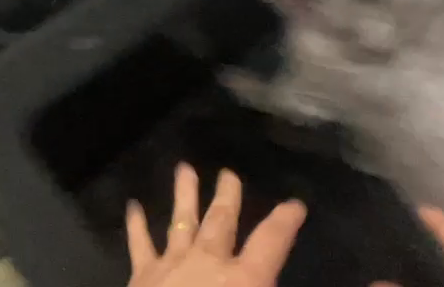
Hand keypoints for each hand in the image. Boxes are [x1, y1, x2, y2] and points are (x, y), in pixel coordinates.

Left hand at [125, 163, 307, 286]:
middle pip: (221, 222)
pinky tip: (132, 205)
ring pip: (180, 221)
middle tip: (227, 172)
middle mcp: (208, 263)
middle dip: (226, 197)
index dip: (284, 222)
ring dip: (183, 195)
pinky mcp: (143, 274)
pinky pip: (139, 243)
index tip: (294, 204)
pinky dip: (136, 223)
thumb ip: (271, 286)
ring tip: (183, 168)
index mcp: (245, 281)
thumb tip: (310, 280)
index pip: (271, 243)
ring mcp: (172, 264)